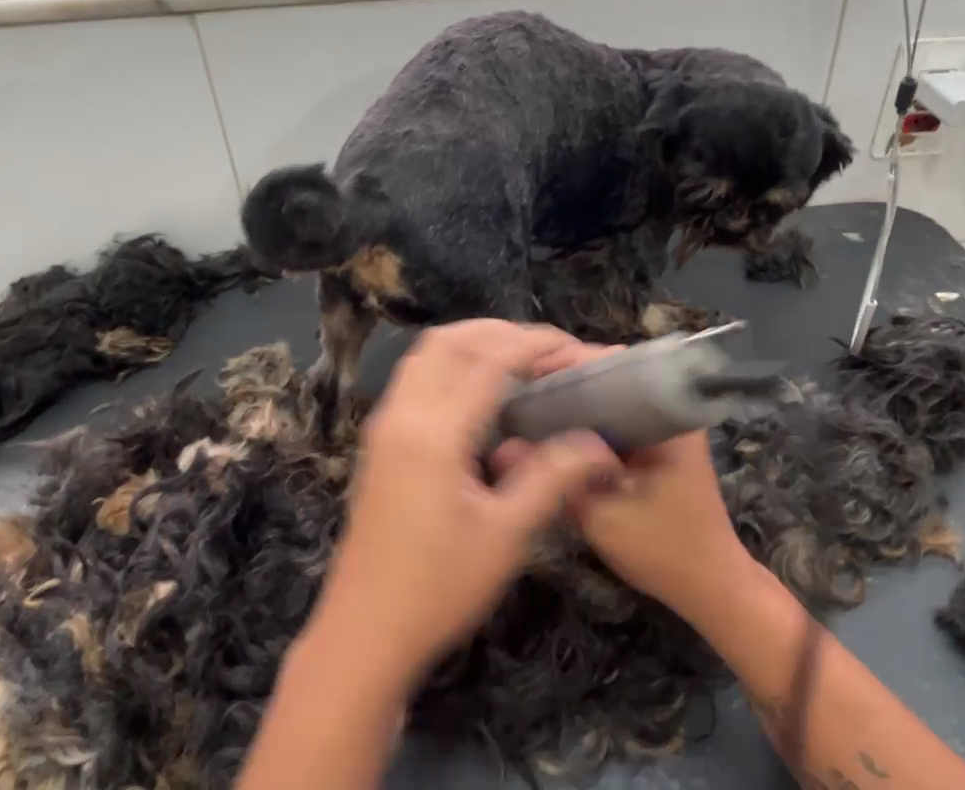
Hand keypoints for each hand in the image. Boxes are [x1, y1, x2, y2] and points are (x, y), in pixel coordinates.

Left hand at [306, 320, 619, 689]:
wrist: (364, 632)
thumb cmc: (439, 588)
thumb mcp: (506, 535)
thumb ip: (552, 477)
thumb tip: (599, 442)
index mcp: (434, 433)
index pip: (489, 360)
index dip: (535, 344)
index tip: (575, 349)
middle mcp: (402, 415)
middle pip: (450, 341)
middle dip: (502, 332)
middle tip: (549, 351)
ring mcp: (383, 427)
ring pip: (427, 355)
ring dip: (472, 343)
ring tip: (519, 361)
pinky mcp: (379, 444)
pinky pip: (415, 378)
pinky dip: (451, 364)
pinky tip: (481, 393)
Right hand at [494, 343, 752, 622]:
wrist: (710, 588)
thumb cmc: (666, 551)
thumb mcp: (604, 517)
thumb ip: (555, 480)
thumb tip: (502, 449)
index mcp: (669, 415)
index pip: (614, 364)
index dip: (568, 364)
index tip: (526, 373)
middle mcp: (668, 411)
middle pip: (609, 376)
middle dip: (563, 381)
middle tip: (518, 391)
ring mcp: (661, 428)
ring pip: (607, 398)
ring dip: (571, 402)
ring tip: (525, 406)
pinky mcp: (652, 447)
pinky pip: (611, 421)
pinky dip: (582, 424)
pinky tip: (549, 433)